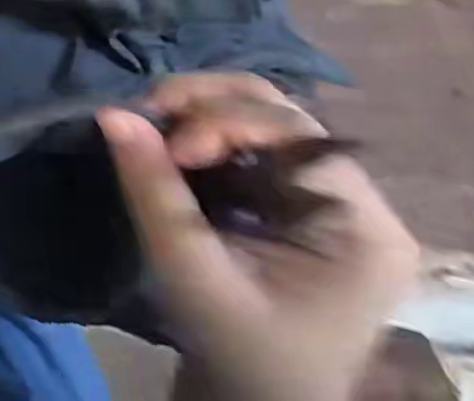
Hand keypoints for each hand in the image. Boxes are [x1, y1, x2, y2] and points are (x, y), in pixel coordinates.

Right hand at [98, 74, 419, 400]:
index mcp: (362, 226)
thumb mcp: (190, 270)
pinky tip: (170, 142)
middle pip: (278, 110)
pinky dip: (200, 125)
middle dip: (205, 102)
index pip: (295, 135)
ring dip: (199, 107)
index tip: (170, 148)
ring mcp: (326, 191)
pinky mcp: (292, 191)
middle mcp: (356, 198)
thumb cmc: (237, 345)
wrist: (255, 395)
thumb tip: (111, 112)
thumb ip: (153, 189)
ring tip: (153, 125)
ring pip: (259, 110)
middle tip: (148, 115)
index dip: (225, 122)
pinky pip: (245, 133)